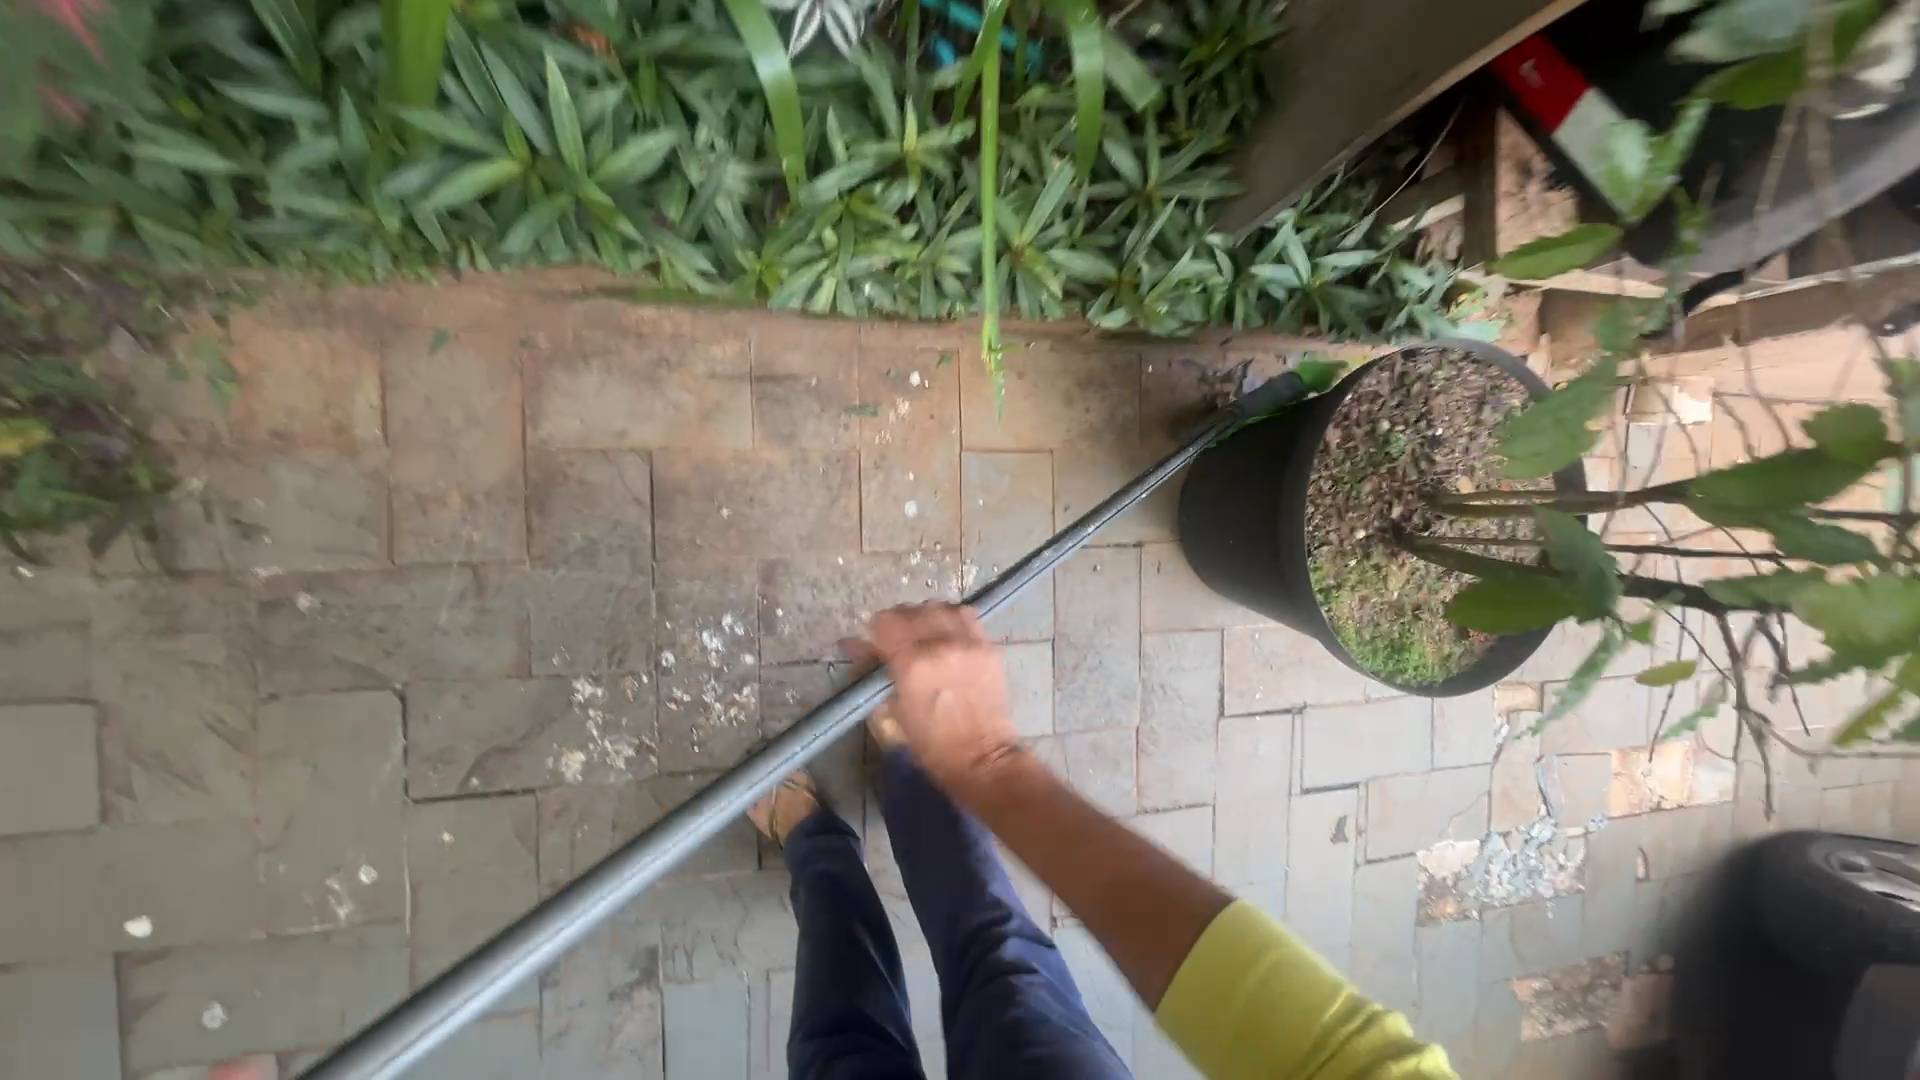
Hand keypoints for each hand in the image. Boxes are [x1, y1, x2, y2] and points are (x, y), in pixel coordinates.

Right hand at [862, 603, 1021, 797]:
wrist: (982, 759)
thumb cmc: (930, 745)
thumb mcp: (891, 712)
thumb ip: (871, 672)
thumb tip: (851, 644)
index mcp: (911, 665)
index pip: (885, 622)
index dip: (877, 631)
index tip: (878, 644)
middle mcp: (940, 645)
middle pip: (911, 610)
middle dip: (900, 623)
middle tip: (900, 642)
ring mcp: (968, 643)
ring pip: (939, 607)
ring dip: (927, 616)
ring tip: (925, 634)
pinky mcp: (989, 646)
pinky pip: (967, 616)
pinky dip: (952, 619)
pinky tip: (948, 634)